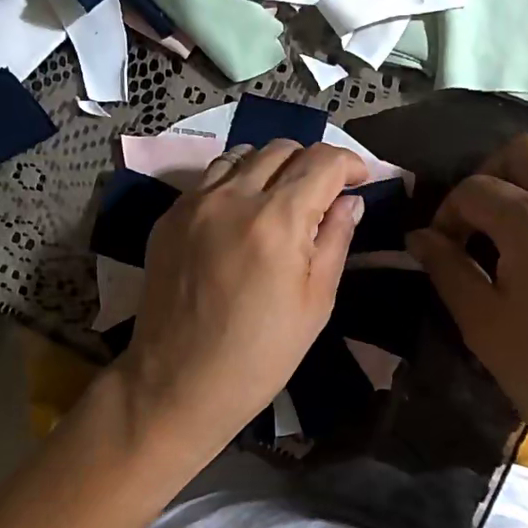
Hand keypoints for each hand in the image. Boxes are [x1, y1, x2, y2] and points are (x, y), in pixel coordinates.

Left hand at [120, 140, 367, 456]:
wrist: (178, 379)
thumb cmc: (259, 354)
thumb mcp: (316, 303)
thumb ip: (334, 240)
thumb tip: (349, 200)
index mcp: (276, 219)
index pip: (320, 161)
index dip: (349, 163)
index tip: (360, 179)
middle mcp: (230, 197)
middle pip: (279, 149)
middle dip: (309, 162)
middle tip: (321, 192)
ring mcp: (192, 204)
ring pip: (239, 156)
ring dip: (268, 167)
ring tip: (278, 198)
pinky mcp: (167, 217)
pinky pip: (206, 180)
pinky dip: (232, 183)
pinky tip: (238, 215)